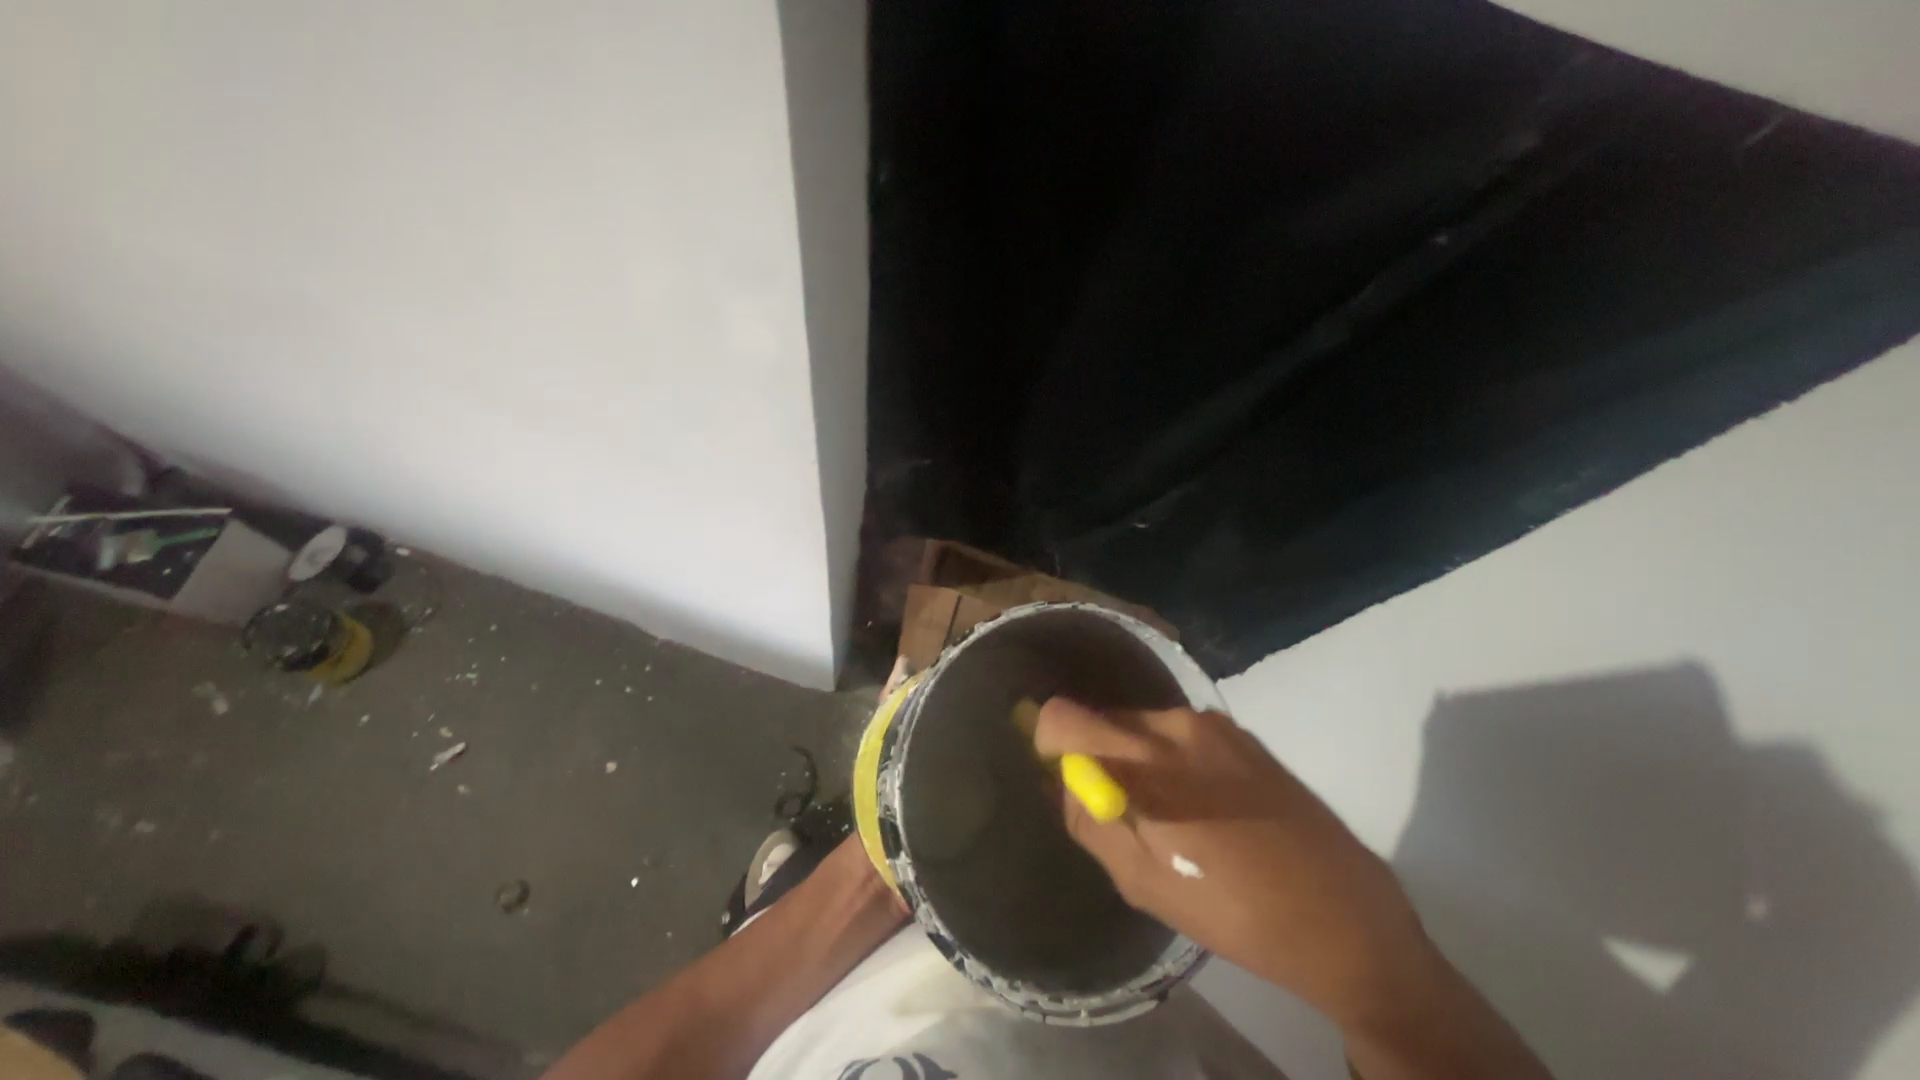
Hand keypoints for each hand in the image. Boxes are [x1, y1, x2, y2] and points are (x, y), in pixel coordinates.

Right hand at [1034, 698, 1437, 1026]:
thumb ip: (1090, 820)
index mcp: (1146, 760)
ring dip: (1136, 760)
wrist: (1345, 917)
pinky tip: (1205, 812)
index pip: (1064, 716)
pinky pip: (1182, 735)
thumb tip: (1059, 780)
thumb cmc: (1234, 911)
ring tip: (1170, 820)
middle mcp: (1178, 724)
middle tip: (1120, 816)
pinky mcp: (1246, 737)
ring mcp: (1217, 725)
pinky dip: (1172, 761)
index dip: (1047, 743)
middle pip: (1104, 718)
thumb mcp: (1143, 882)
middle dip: (1095, 757)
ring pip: (1144, 726)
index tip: (1061, 780)